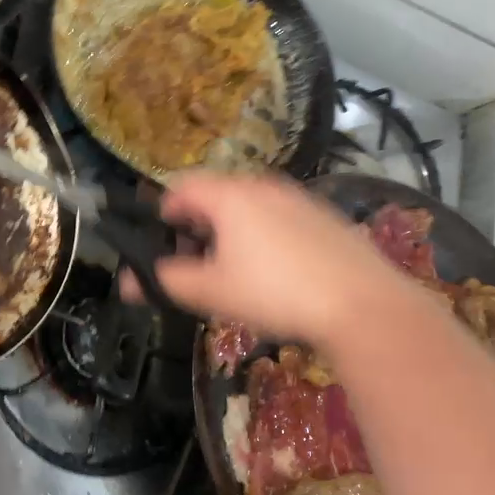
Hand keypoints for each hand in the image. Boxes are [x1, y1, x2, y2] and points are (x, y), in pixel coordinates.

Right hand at [121, 172, 416, 345]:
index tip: (159, 245)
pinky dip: (263, 238)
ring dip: (229, 232)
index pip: (180, 188)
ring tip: (231, 272)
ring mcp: (300, 200)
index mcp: (229, 196)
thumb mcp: (210, 291)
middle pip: (215, 196)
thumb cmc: (275, 293)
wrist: (366, 307)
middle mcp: (263, 187)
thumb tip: (128, 282)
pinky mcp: (327, 220)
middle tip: (191, 263)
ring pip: (249, 208)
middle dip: (195, 226)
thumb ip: (165, 281)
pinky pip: (279, 219)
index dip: (161, 214)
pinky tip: (274, 275)